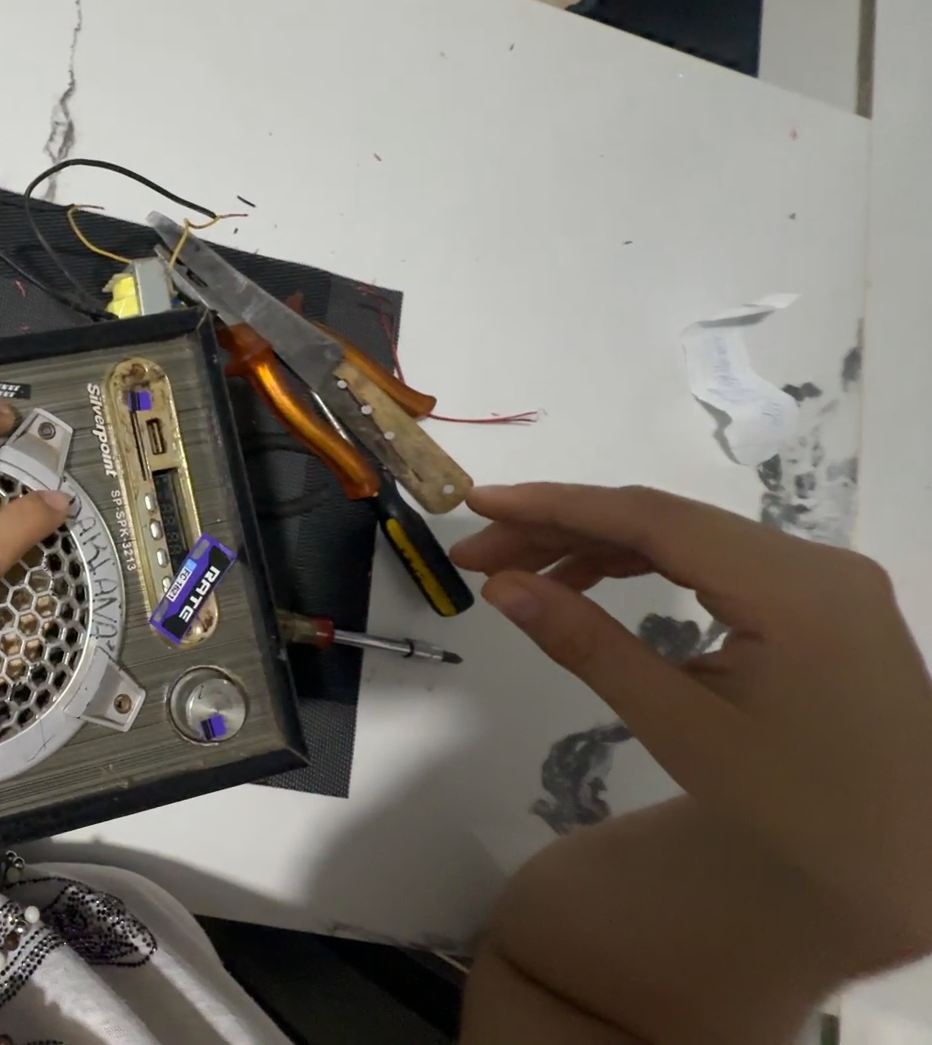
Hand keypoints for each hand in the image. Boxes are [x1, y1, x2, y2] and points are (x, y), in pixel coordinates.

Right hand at [451, 483, 931, 966]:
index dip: (557, 505)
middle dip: (555, 527)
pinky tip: (575, 581)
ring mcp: (809, 579)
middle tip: (472, 552)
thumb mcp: (678, 724)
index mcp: (795, 589)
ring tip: (508, 569)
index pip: (652, 520)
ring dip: (582, 543)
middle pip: (657, 520)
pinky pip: (695, 559)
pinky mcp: (800, 600)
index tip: (478, 504)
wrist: (905, 858)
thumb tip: (499, 586)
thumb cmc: (797, 801)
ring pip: (671, 535)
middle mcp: (809, 563)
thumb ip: (587, 644)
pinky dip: (624, 562)